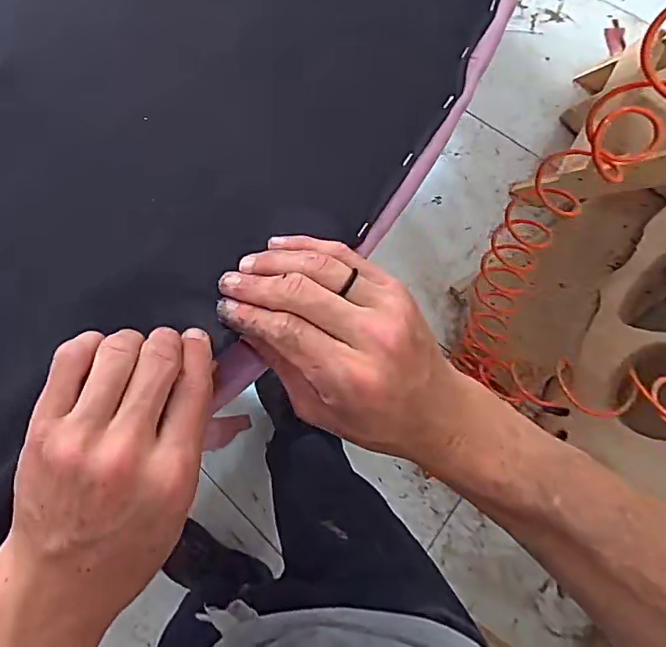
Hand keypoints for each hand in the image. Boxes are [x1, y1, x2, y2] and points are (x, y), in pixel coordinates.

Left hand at [0, 328, 212, 640]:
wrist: (57, 580)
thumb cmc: (124, 544)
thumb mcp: (181, 496)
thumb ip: (197, 430)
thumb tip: (207, 369)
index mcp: (170, 471)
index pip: (195, 380)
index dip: (198, 348)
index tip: (195, 342)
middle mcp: (125, 452)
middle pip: (159, 355)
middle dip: (168, 342)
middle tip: (165, 350)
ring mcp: (79, 439)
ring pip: (117, 347)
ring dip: (131, 343)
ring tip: (130, 359)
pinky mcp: (42, 430)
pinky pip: (70, 356)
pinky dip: (90, 345)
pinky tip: (97, 359)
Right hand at [215, 236, 481, 462]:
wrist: (436, 407)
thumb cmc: (380, 419)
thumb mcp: (320, 411)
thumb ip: (283, 366)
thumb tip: (250, 326)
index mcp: (352, 374)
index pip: (289, 330)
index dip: (252, 313)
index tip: (228, 306)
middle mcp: (372, 334)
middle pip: (302, 293)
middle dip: (258, 284)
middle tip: (230, 281)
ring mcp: (387, 303)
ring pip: (323, 266)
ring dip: (279, 260)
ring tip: (250, 263)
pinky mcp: (393, 284)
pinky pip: (347, 254)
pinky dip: (311, 245)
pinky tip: (282, 245)